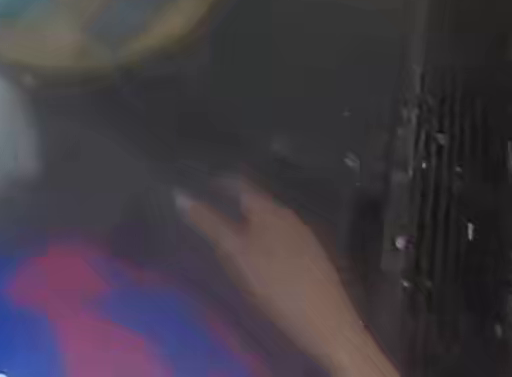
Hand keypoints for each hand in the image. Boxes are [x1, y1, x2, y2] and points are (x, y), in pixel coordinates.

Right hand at [177, 180, 397, 376]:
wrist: (332, 331)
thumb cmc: (276, 283)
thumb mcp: (234, 251)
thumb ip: (206, 220)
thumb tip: (178, 193)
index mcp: (269, 209)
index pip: (238, 182)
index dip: (216, 180)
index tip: (197, 183)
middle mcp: (289, 217)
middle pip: (254, 200)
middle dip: (231, 201)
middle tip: (208, 208)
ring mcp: (306, 239)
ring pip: (268, 219)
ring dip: (248, 220)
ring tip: (229, 231)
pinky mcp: (316, 261)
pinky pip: (281, 236)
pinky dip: (263, 236)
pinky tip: (258, 254)